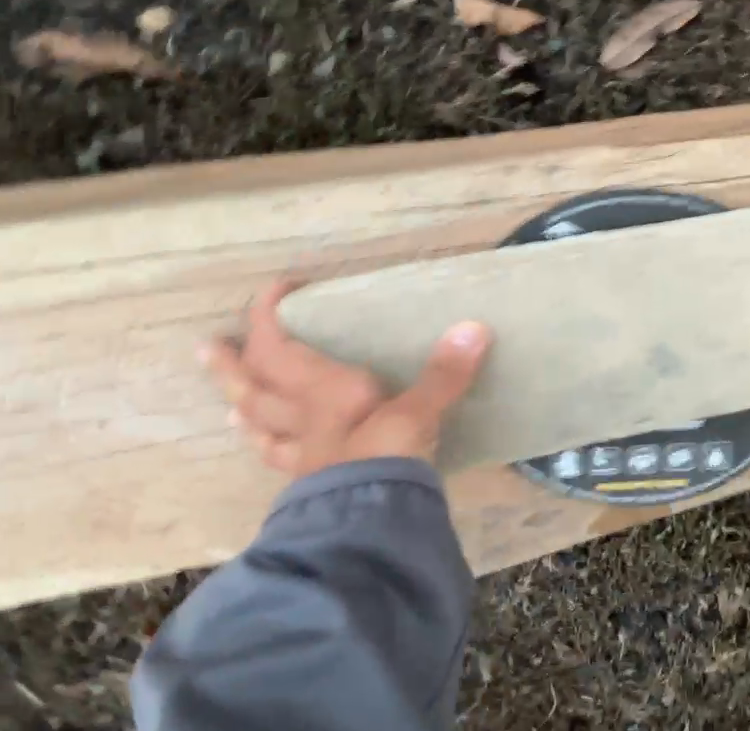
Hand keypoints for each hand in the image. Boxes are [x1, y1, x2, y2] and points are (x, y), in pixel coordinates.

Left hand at [203, 280, 491, 477]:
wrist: (364, 523)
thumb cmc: (386, 455)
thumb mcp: (421, 410)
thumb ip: (445, 372)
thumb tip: (474, 327)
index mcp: (322, 391)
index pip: (280, 348)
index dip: (268, 318)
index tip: (276, 290)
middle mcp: (302, 417)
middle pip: (255, 387)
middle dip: (233, 366)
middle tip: (210, 347)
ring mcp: (301, 453)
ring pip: (259, 424)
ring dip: (243, 407)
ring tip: (231, 403)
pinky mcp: (310, 482)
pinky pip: (280, 457)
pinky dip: (269, 447)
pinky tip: (269, 449)